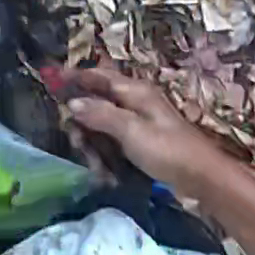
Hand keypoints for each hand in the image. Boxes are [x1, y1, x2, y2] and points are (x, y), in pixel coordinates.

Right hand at [60, 67, 239, 192]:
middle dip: (82, 122)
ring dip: (93, 144)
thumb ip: (100, 114)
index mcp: (133, 91)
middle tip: (76, 143)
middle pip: (95, 102)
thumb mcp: (131, 130)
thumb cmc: (168, 150)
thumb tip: (72, 103)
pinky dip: (105, 154)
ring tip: (95, 166)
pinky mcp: (140, 140)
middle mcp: (133, 101)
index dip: (73, 77)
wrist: (204, 179)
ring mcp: (137, 121)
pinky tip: (106, 173)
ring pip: (101, 124)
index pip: (96, 75)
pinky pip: (112, 141)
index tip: (50, 82)